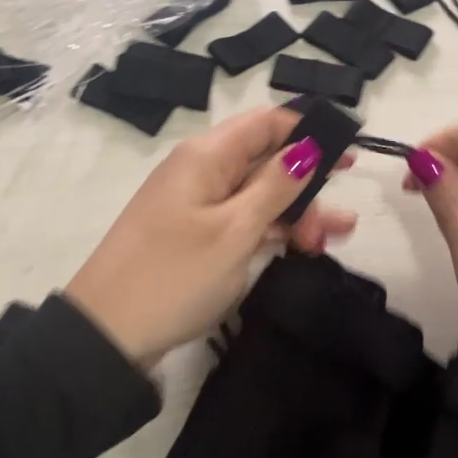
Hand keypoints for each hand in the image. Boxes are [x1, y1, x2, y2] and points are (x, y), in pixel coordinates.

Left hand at [67, 107, 356, 365]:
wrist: (108, 334)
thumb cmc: (174, 275)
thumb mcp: (234, 230)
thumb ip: (275, 187)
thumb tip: (308, 147)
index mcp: (206, 156)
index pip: (265, 123)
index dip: (309, 132)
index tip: (349, 153)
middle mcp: (200, 171)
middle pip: (265, 160)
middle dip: (307, 184)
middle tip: (341, 221)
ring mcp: (195, 205)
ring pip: (256, 193)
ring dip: (294, 212)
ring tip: (332, 240)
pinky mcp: (193, 235)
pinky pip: (241, 219)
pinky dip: (270, 229)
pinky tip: (299, 247)